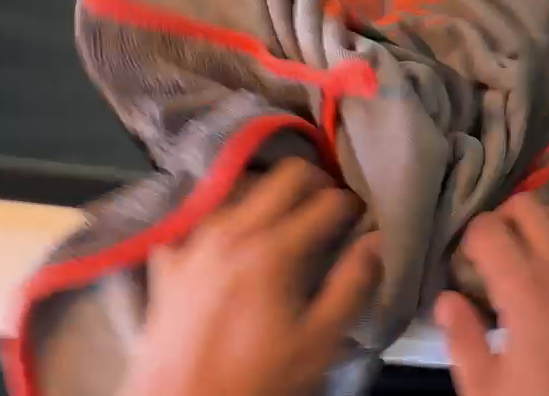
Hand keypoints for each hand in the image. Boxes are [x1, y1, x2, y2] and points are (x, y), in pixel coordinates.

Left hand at [120, 158, 380, 395]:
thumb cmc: (255, 380)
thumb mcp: (318, 342)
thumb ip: (354, 284)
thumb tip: (378, 239)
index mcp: (273, 249)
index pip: (329, 200)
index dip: (353, 205)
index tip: (360, 220)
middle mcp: (233, 231)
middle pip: (288, 173)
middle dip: (319, 183)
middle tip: (330, 208)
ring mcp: (195, 242)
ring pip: (246, 185)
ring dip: (273, 195)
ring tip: (287, 221)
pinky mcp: (169, 261)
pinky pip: (199, 216)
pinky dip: (223, 216)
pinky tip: (234, 236)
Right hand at [434, 194, 548, 395]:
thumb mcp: (487, 390)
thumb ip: (463, 340)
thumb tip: (446, 300)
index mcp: (525, 288)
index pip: (487, 228)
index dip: (468, 241)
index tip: (464, 266)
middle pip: (526, 204)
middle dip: (502, 219)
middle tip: (492, 252)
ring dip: (544, 219)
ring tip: (528, 248)